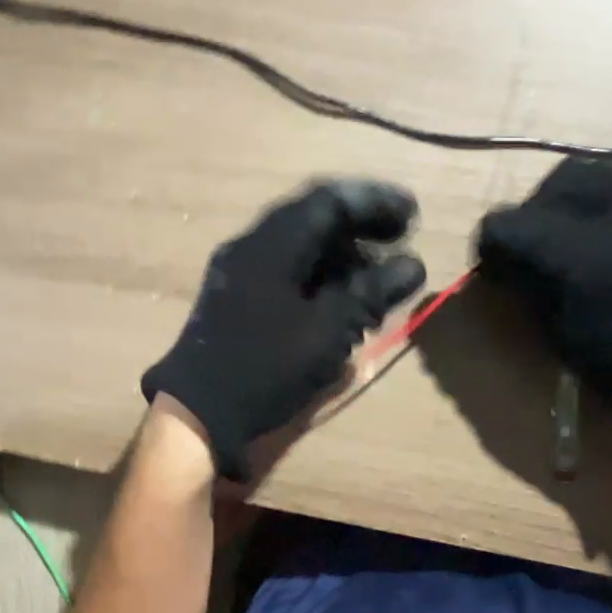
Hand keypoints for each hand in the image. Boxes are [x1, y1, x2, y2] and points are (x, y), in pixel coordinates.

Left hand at [142, 179, 426, 480]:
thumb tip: (413, 264)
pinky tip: (340, 308)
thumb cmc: (266, 367)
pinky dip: (318, 281)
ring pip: (298, 249)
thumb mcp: (328, 330)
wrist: (198, 411)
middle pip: (313, 221)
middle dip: (360, 230)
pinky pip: (284, 274)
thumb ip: (370, 291)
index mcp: (272, 243)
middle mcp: (251, 247)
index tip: (413, 217)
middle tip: (399, 245)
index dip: (376, 203)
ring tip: (376, 286)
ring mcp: (238, 273)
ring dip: (341, 259)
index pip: (330, 200)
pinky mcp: (234, 301)